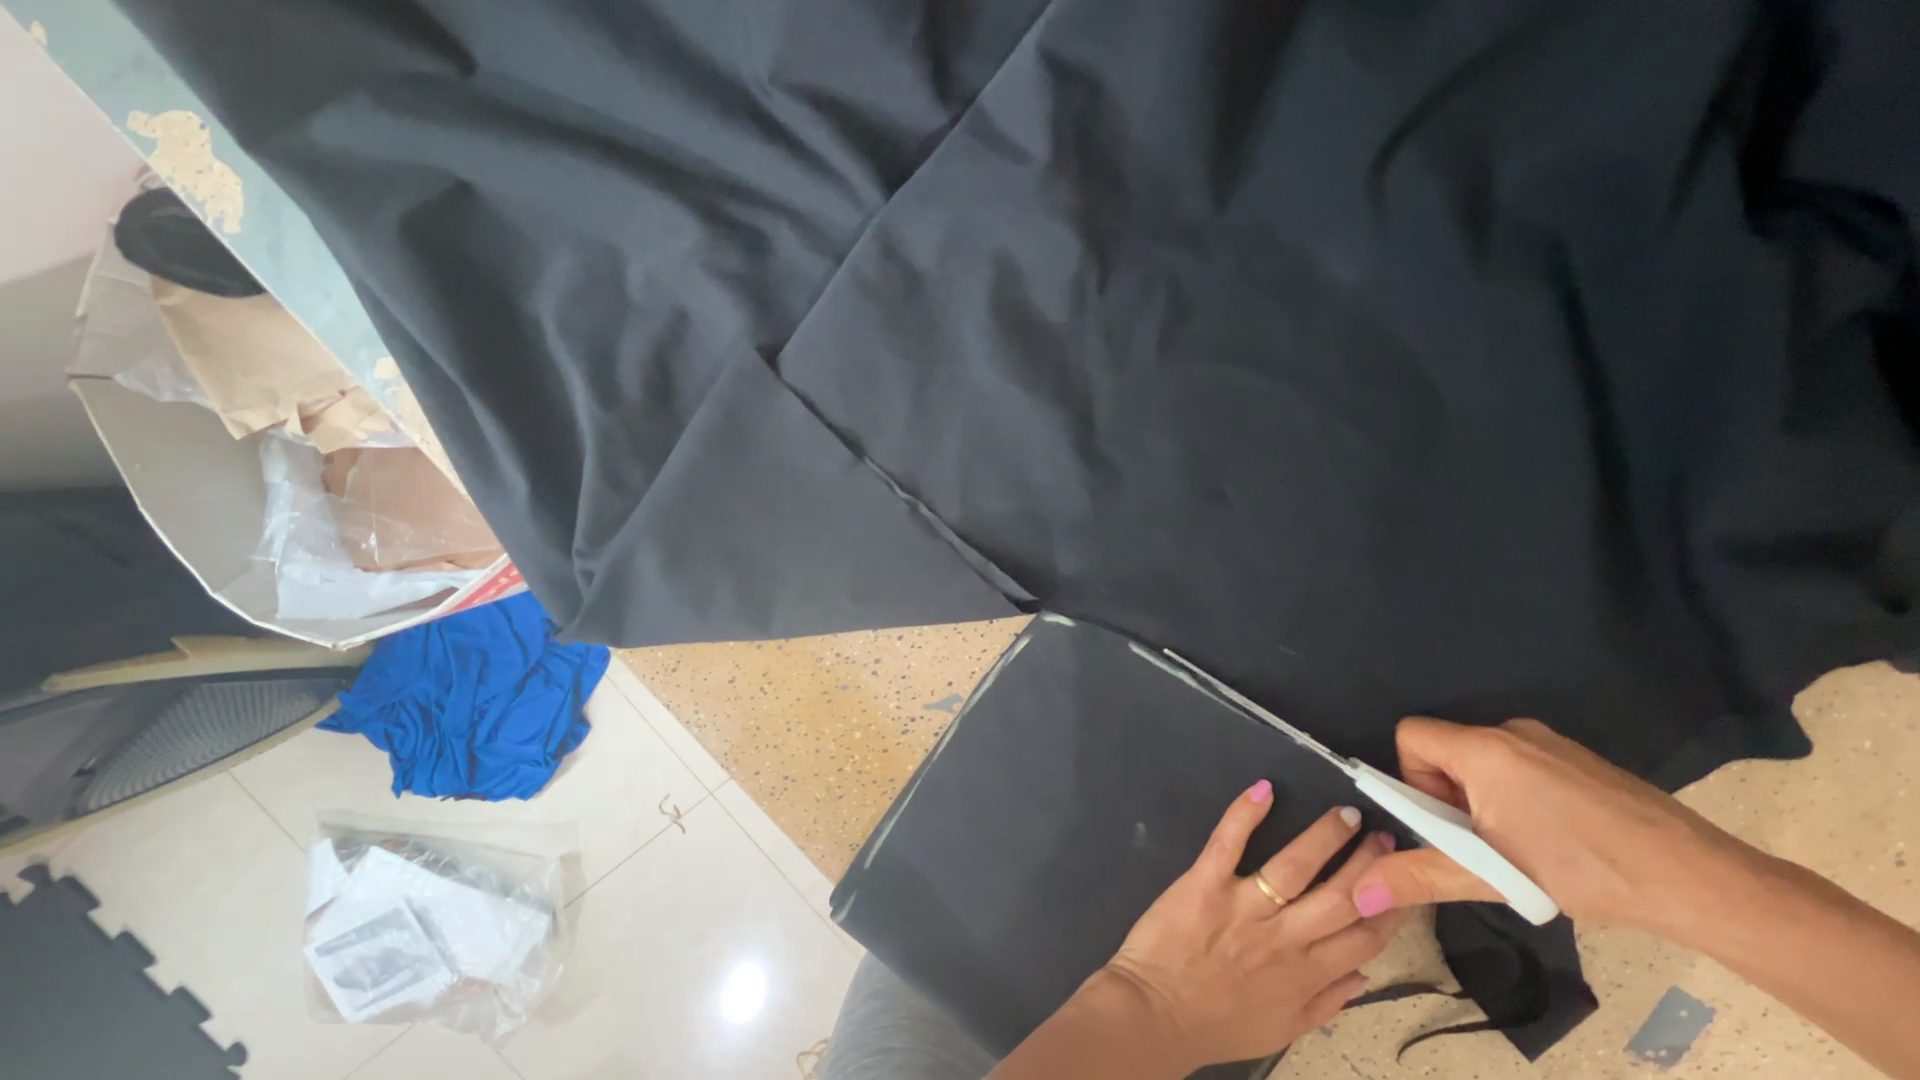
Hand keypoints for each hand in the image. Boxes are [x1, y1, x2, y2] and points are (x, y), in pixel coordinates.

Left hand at [1086, 781, 1410, 1071]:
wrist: (1154, 1016)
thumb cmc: (1217, 1024)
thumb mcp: (1284, 1029)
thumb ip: (1327, 1002)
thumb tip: (1365, 974)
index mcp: (1307, 972)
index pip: (1364, 935)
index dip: (1390, 904)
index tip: (1404, 879)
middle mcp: (1283, 937)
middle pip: (1340, 894)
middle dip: (1368, 863)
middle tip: (1382, 833)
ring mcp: (1243, 906)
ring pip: (1294, 865)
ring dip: (1324, 837)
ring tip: (1345, 813)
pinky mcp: (1204, 885)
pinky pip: (1228, 843)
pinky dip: (1245, 815)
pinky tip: (1263, 790)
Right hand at [1347, 717, 1748, 939]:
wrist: (1698, 878)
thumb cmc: (1583, 867)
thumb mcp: (1492, 875)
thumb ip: (1420, 876)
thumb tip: (1359, 892)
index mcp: (1483, 748)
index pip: (1411, 735)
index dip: (1411, 778)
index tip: (1444, 824)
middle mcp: (1513, 731)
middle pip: (1447, 751)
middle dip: (1448, 797)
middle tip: (1482, 846)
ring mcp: (1552, 744)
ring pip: (1486, 764)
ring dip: (1484, 802)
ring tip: (1521, 850)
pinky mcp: (1581, 762)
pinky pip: (1523, 769)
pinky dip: (1520, 800)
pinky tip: (1556, 844)